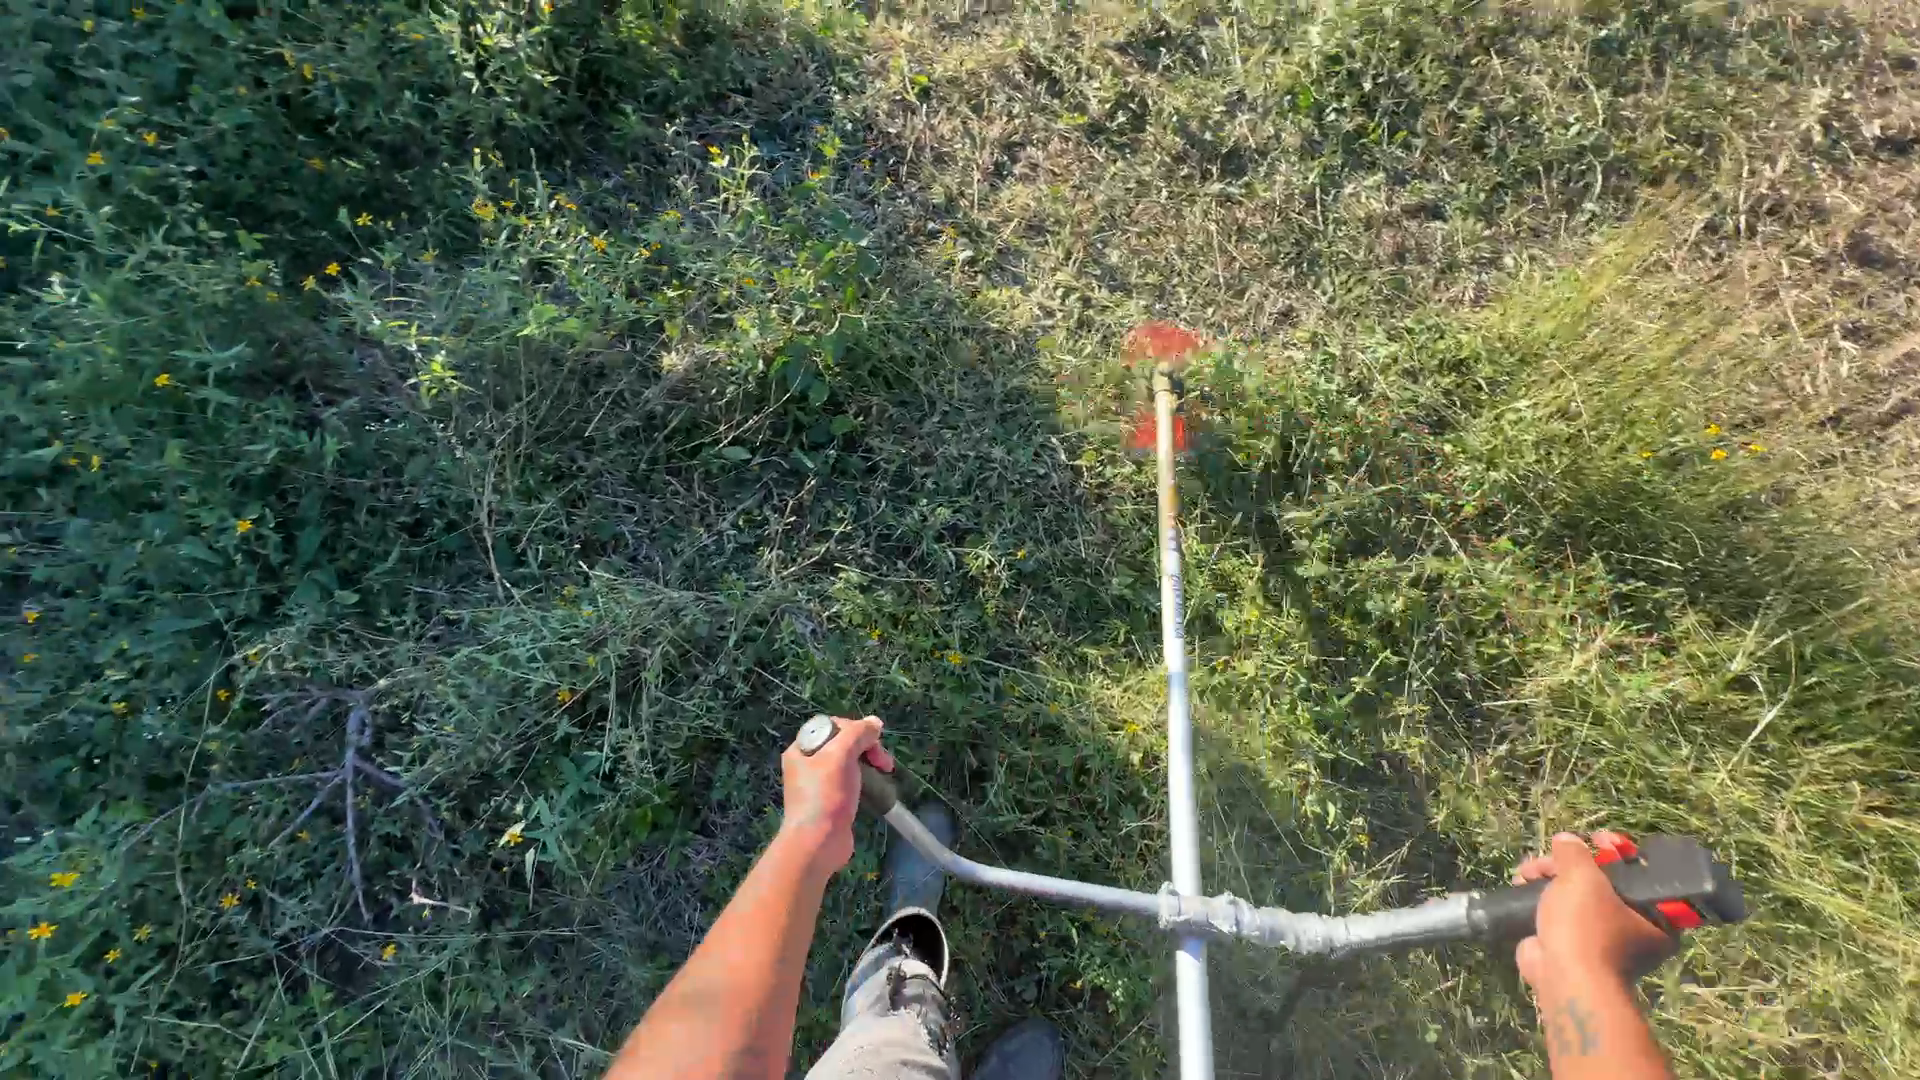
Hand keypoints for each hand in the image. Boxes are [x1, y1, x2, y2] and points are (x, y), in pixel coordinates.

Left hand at [779, 714, 894, 877]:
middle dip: (867, 747)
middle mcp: (809, 763)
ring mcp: (820, 783)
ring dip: (869, 762)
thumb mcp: (840, 755)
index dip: (855, 729)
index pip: (833, 726)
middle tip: (883, 762)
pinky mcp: (833, 800)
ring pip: (850, 761)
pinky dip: (865, 779)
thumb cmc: (826, 794)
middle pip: (844, 742)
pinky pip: (852, 780)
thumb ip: (858, 733)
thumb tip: (875, 722)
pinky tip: (875, 786)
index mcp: (803, 748)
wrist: (818, 843)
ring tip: (884, 772)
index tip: (872, 741)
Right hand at [1513, 831, 1679, 993]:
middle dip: (1567, 864)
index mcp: (1656, 919)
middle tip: (1546, 860)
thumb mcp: (1583, 878)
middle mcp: (1634, 928)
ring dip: (1548, 876)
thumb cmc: (1586, 926)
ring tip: (1525, 874)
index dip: (1619, 852)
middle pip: (1600, 881)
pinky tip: (1522, 887)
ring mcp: (1602, 937)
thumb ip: (1575, 853)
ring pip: (1575, 893)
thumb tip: (1567, 840)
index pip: (1643, 875)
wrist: (1564, 974)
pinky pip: (1559, 909)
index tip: (1595, 839)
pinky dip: (1541, 896)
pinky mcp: (1573, 942)